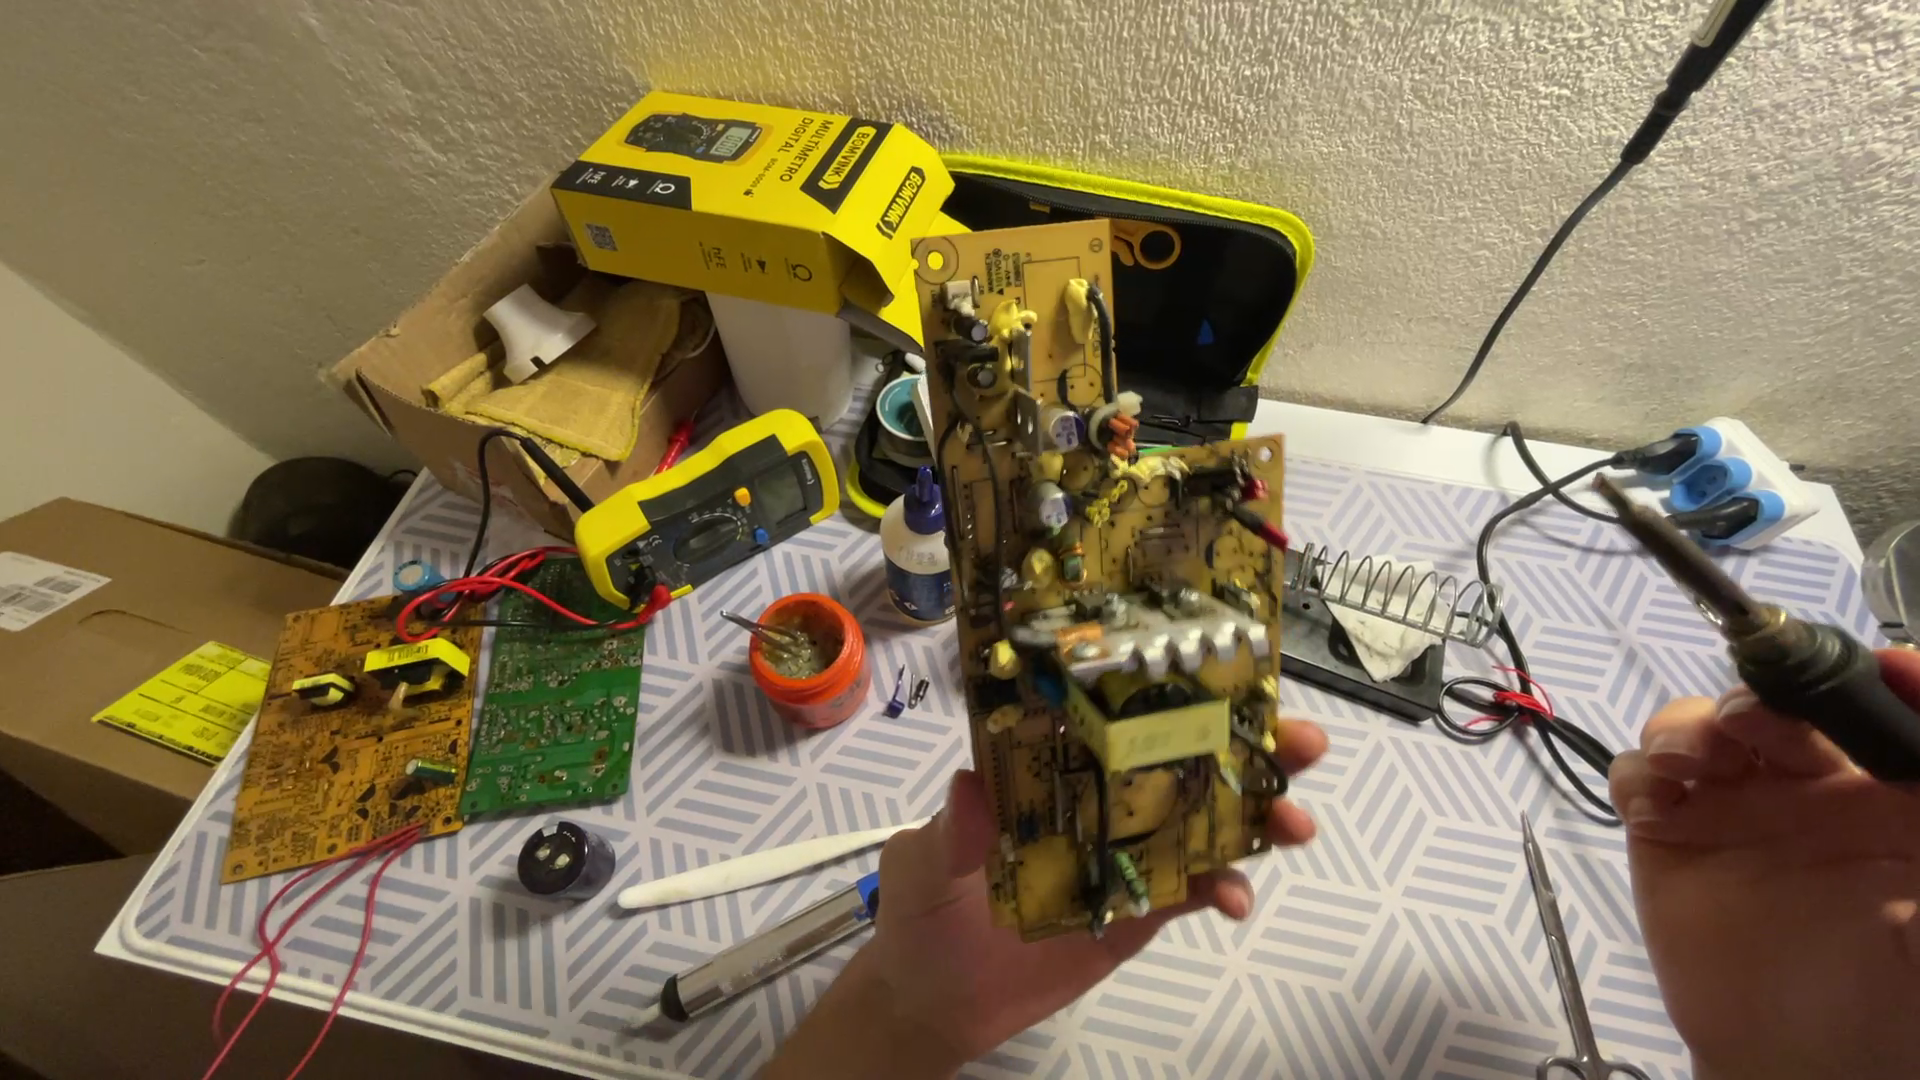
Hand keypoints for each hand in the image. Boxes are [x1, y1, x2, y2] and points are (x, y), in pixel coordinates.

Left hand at [764, 718, 1327, 1078]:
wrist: (940, 997)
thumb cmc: (922, 909)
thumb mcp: (925, 859)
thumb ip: (953, 830)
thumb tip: (969, 784)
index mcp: (1048, 765)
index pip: (1110, 713)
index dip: (1165, 689)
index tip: (1224, 671)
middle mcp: (1095, 796)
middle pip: (1174, 759)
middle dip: (1241, 743)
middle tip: (1300, 741)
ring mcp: (1121, 851)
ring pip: (1199, 820)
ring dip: (1254, 815)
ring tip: (1295, 821)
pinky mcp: (1135, 909)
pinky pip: (1188, 891)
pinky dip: (1221, 888)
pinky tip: (1237, 897)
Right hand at [1610, 648, 1919, 1079]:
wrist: (1796, 1059)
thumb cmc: (1896, 1002)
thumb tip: (1917, 768)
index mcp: (1897, 802)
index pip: (1891, 719)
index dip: (1887, 683)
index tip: (1880, 667)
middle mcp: (1814, 789)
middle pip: (1778, 712)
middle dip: (1760, 703)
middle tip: (1750, 725)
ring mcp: (1732, 804)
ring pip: (1698, 729)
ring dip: (1686, 730)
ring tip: (1689, 764)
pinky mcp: (1666, 824)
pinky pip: (1639, 777)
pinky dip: (1638, 775)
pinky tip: (1652, 804)